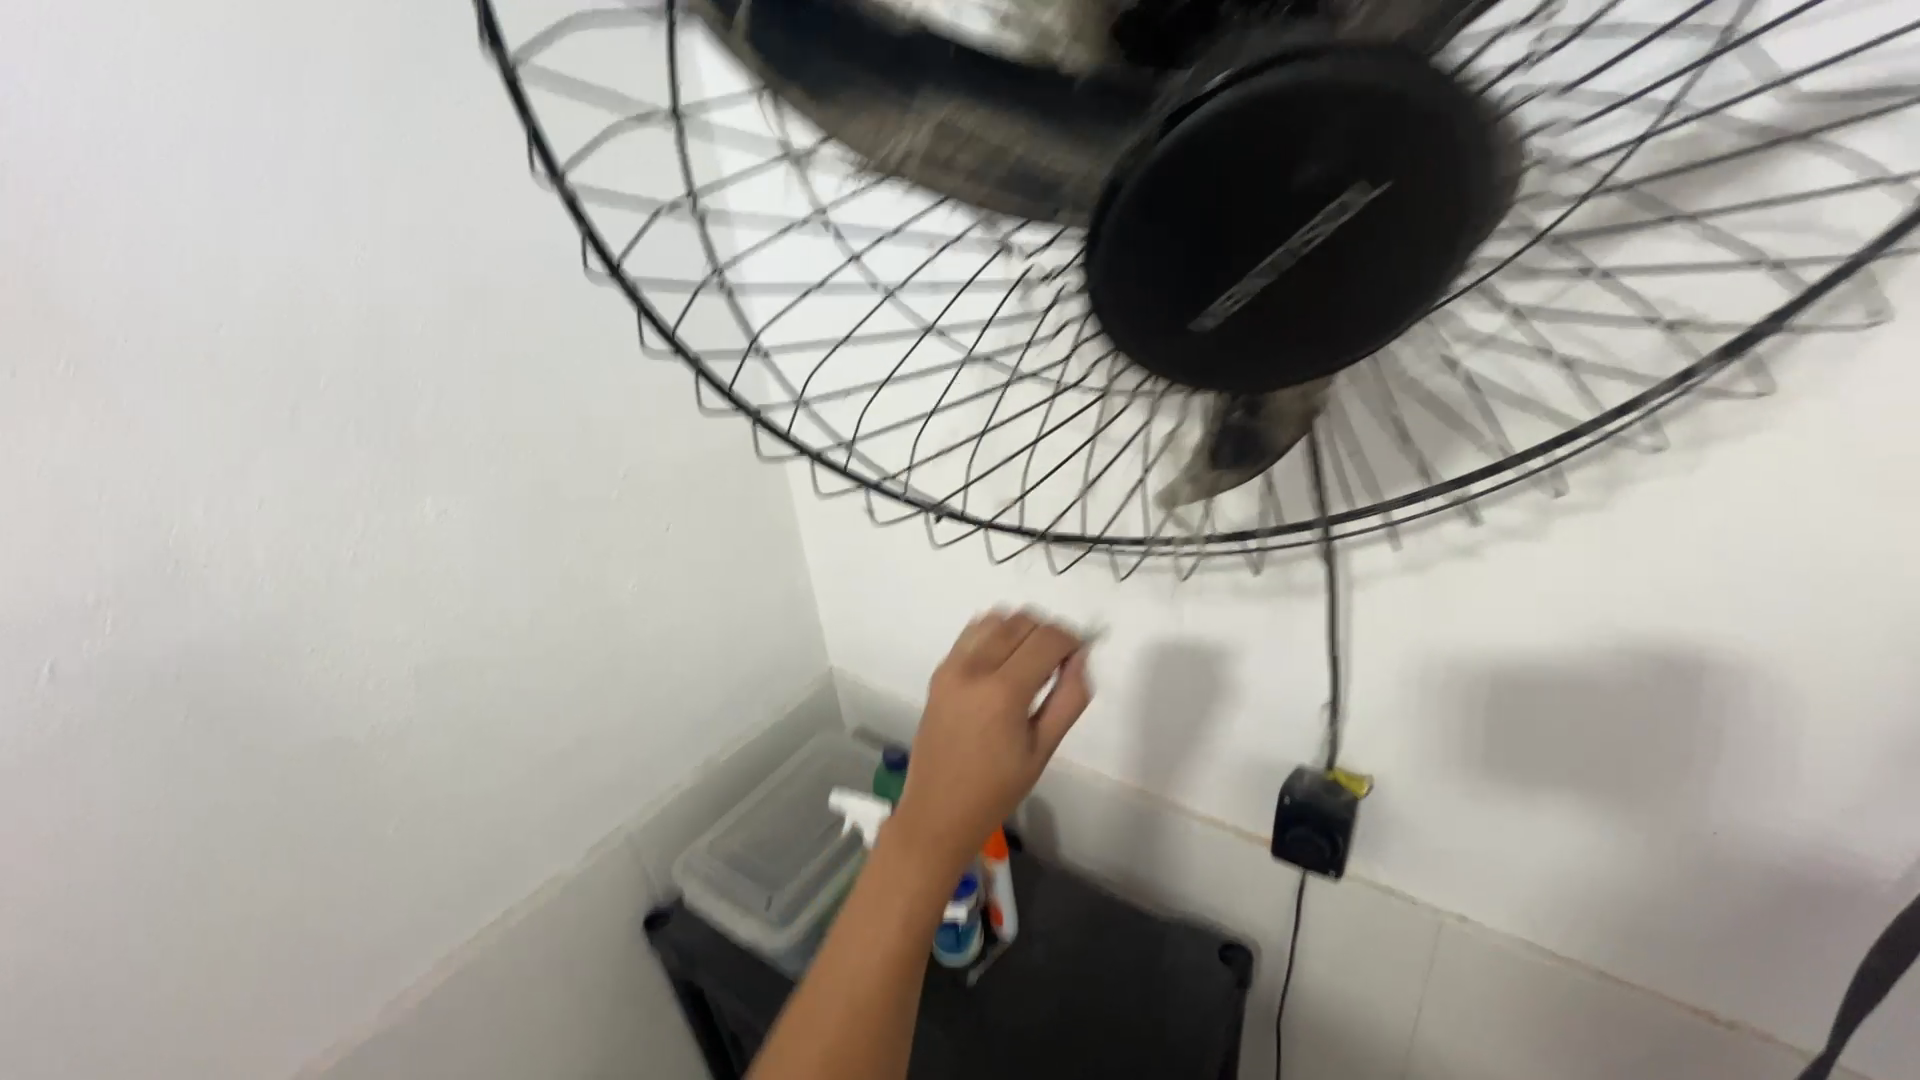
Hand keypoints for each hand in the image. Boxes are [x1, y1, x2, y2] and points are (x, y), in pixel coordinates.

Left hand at [890, 610, 1092, 875]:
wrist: (938, 810)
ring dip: (1020, 629)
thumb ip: (1069, 698)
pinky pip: (971, 633)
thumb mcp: (1044, 749)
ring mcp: (951, 666)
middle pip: (1022, 621)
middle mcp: (974, 668)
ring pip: (995, 618)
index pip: (1048, 638)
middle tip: (1057, 663)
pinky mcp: (939, 671)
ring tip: (1029, 661)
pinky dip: (993, 635)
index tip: (1078, 658)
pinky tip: (1002, 664)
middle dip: (1047, 633)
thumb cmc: (997, 789)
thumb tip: (1080, 657)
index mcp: (1004, 692)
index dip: (1072, 641)